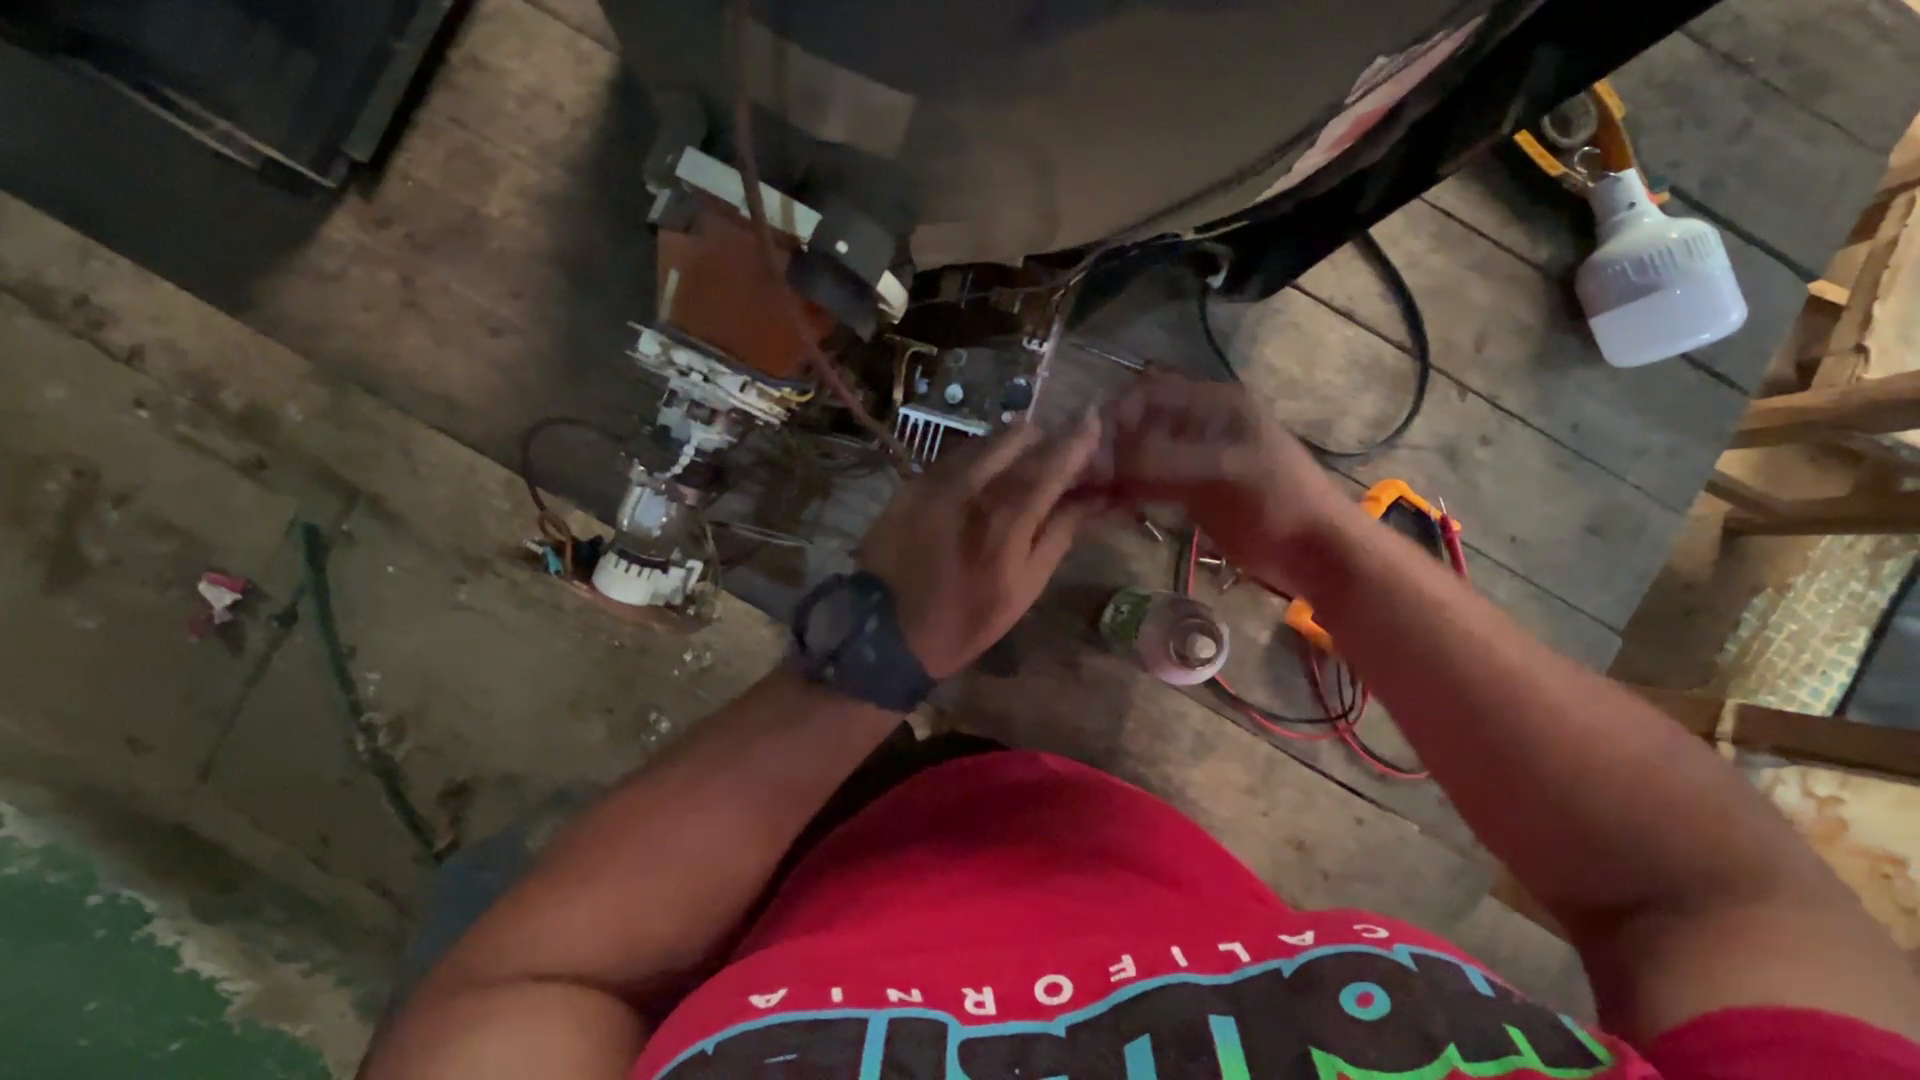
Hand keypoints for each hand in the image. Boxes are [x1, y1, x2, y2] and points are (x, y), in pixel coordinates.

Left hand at [860, 414, 1103, 677]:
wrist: (883, 631)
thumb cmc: (965, 621)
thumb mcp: (1023, 590)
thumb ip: (1057, 536)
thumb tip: (1090, 500)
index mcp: (1005, 523)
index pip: (1048, 466)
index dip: (1075, 440)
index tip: (1093, 418)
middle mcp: (969, 490)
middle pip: (1016, 439)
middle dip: (1043, 438)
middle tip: (1057, 451)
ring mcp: (935, 482)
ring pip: (984, 442)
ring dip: (1010, 445)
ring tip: (1023, 461)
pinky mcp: (911, 484)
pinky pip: (955, 456)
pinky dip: (979, 458)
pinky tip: (984, 475)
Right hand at [1093, 375, 1350, 590]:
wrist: (1315, 552)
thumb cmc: (1277, 501)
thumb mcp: (1219, 473)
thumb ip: (1156, 462)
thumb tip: (1092, 462)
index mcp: (1214, 403)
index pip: (1147, 392)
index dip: (1113, 414)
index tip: (1082, 446)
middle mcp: (1200, 423)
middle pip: (1139, 423)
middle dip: (1107, 445)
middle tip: (1075, 474)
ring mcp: (1195, 459)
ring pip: (1139, 455)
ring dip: (1112, 470)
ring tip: (1083, 492)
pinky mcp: (1192, 492)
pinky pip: (1148, 482)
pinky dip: (1125, 491)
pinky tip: (1104, 505)